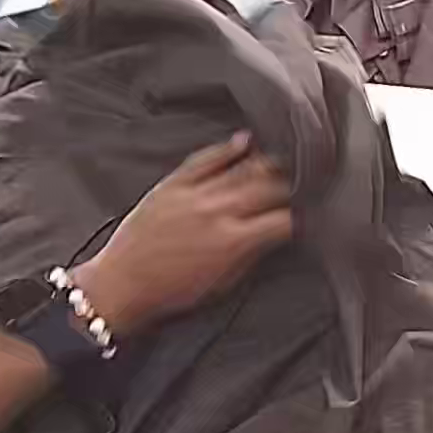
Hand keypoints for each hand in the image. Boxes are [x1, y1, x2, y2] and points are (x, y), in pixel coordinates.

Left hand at [72, 132, 291, 336]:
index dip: (301, 216)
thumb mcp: (223, 284)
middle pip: (268, 187)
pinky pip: (206, 157)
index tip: (307, 215)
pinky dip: (228, 147)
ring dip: (268, 163)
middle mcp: (218, 211)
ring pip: (242, 168)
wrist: (125, 284)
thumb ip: (252, 255)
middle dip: (291, 186)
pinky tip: (244, 141)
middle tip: (303, 184)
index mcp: (234, 241)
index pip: (282, 220)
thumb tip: (272, 236)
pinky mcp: (174, 183)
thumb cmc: (172, 292)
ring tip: (283, 162)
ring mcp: (195, 193)